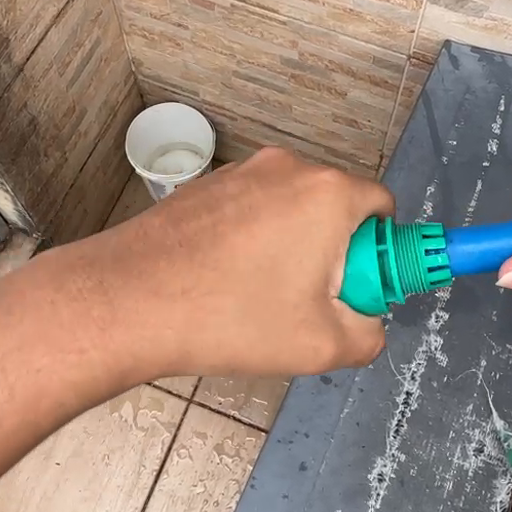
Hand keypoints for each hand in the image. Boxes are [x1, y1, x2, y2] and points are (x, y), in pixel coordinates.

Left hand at [25, 148, 393, 382]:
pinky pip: (251, 208)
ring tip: (257, 296)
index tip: (352, 287)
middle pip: (336, 205)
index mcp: (328, 192)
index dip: (379, 250)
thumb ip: (369, 333)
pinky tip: (221, 279)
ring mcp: (241, 170)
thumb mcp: (323, 345)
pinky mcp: (205, 184)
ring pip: (291, 207)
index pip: (383, 206)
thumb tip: (367, 320)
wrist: (128, 300)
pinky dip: (252, 238)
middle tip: (307, 301)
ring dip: (292, 244)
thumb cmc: (235, 317)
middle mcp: (289, 166)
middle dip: (334, 250)